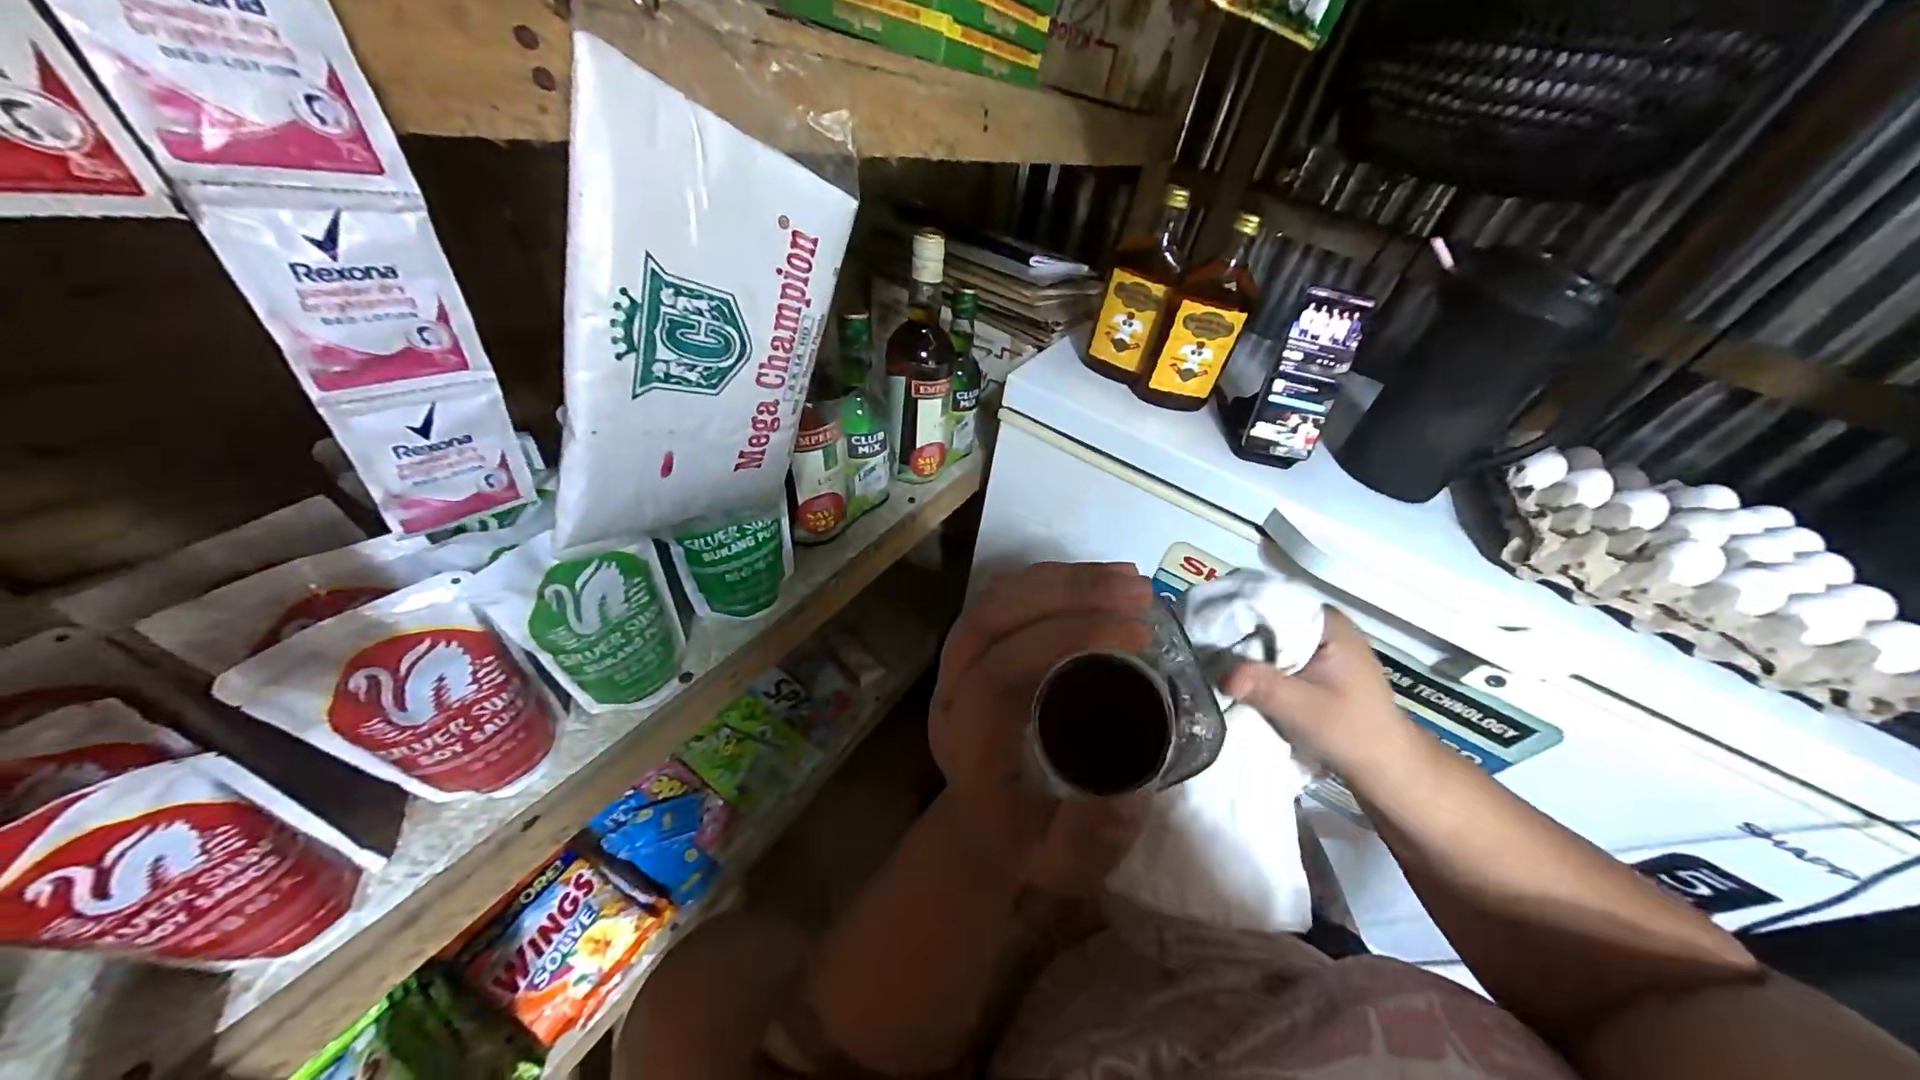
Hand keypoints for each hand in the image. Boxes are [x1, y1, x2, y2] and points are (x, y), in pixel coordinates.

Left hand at [929, 562, 1154, 886]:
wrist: (985, 827)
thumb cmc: (1026, 842)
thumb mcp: (1065, 860)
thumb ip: (1093, 833)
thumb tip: (1129, 783)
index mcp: (967, 742)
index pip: (1002, 671)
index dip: (1067, 639)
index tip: (1139, 634)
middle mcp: (952, 693)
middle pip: (992, 618)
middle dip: (1067, 594)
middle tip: (1139, 594)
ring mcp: (959, 665)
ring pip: (996, 599)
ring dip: (1063, 580)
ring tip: (1130, 580)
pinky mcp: (976, 650)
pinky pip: (1005, 599)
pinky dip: (1052, 581)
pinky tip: (1100, 581)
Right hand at [1221, 608, 1417, 778]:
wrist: (1385, 767)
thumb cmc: (1354, 733)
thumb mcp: (1305, 711)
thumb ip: (1265, 687)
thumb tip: (1220, 672)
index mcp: (1327, 622)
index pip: (1270, 599)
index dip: (1234, 608)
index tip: (1202, 622)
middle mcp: (1321, 624)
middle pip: (1264, 616)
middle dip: (1232, 630)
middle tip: (1197, 643)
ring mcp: (1316, 644)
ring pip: (1265, 635)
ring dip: (1239, 648)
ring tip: (1206, 657)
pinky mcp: (1310, 664)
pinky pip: (1271, 652)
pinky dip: (1251, 661)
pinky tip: (1229, 672)